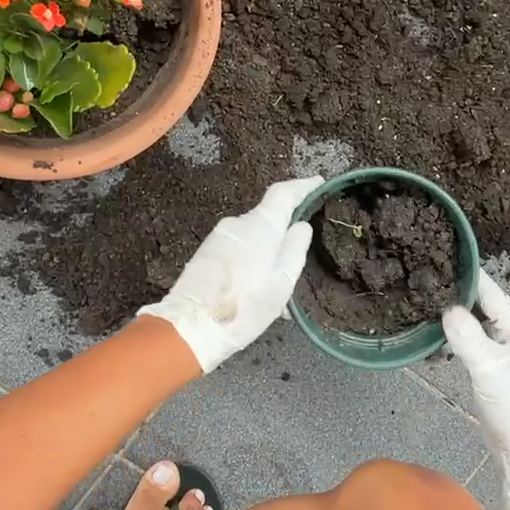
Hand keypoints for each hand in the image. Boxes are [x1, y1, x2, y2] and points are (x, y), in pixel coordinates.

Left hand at [139, 176, 321, 372]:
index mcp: (259, 226)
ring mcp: (219, 236)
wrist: (191, 327)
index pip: (283, 193)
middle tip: (299, 254)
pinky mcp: (207, 251)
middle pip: (267, 216)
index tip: (318, 183)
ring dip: (266, 250)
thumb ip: (295, 248)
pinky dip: (251, 259)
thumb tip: (301, 225)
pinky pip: (238, 247)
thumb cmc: (245, 307)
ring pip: (252, 235)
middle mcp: (237, 223)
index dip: (302, 186)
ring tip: (275, 283)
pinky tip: (255, 287)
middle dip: (284, 230)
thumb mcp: (282, 282)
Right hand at [443, 272, 509, 509]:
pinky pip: (468, 343)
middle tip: (419, 283)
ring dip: (450, 321)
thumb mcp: (489, 369)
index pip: (490, 292)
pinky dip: (451, 341)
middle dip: (452, 297)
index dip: (464, 276)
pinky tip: (430, 343)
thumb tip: (445, 308)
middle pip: (480, 305)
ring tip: (420, 308)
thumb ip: (466, 335)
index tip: (437, 259)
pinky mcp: (491, 367)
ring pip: (472, 325)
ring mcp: (503, 351)